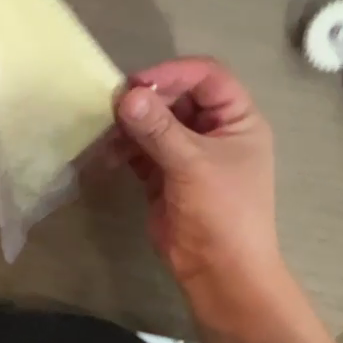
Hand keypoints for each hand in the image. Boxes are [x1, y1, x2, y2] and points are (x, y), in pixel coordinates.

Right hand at [115, 58, 278, 285]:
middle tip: (112, 105)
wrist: (218, 269)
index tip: (136, 84)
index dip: (173, 74)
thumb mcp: (193, 164)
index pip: (207, 78)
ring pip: (156, 127)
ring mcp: (188, 156)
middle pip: (177, 100)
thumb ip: (158, 130)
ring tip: (105, 130)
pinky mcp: (164, 179)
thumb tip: (125, 97)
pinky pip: (143, 153)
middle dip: (147, 101)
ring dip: (131, 126)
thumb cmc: (221, 211)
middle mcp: (213, 132)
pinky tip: (106, 151)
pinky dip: (125, 150)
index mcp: (237, 120)